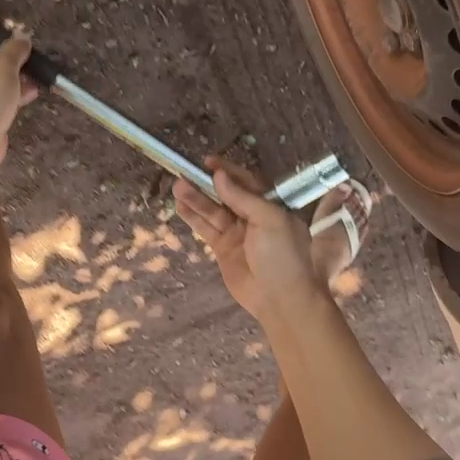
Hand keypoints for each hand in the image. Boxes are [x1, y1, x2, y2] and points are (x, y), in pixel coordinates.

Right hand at [173, 157, 324, 319]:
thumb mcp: (269, 219)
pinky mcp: (223, 249)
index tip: (208, 162)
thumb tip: (219, 176)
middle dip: (206, 184)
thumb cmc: (282, 254)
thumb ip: (242, 197)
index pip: (247, 182)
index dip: (228, 171)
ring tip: (177, 186)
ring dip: (196, 198)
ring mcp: (237, 233)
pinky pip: (206, 229)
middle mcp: (253, 217)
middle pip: (226, 195)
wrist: (279, 298)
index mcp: (271, 206)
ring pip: (213, 211)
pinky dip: (193, 218)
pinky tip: (180, 206)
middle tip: (185, 172)